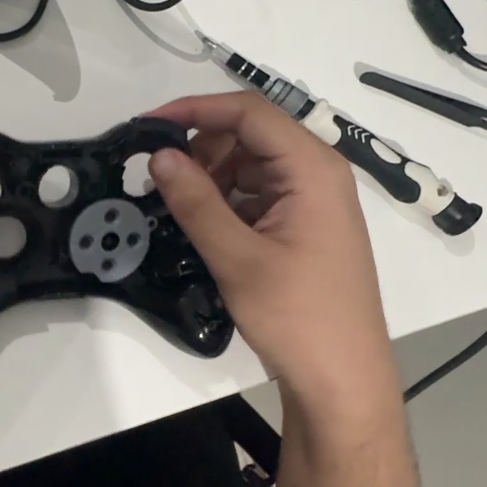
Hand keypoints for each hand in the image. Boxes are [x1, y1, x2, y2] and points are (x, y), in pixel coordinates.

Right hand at [146, 91, 394, 396]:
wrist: (339, 376)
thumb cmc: (296, 315)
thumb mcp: (238, 258)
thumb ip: (196, 203)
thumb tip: (159, 157)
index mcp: (312, 169)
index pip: (250, 113)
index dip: (195, 110)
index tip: (146, 126)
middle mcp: (316, 175)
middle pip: (250, 137)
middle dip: (200, 150)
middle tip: (157, 181)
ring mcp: (311, 203)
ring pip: (250, 168)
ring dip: (209, 180)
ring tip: (174, 209)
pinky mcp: (301, 228)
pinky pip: (257, 197)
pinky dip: (224, 204)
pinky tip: (199, 228)